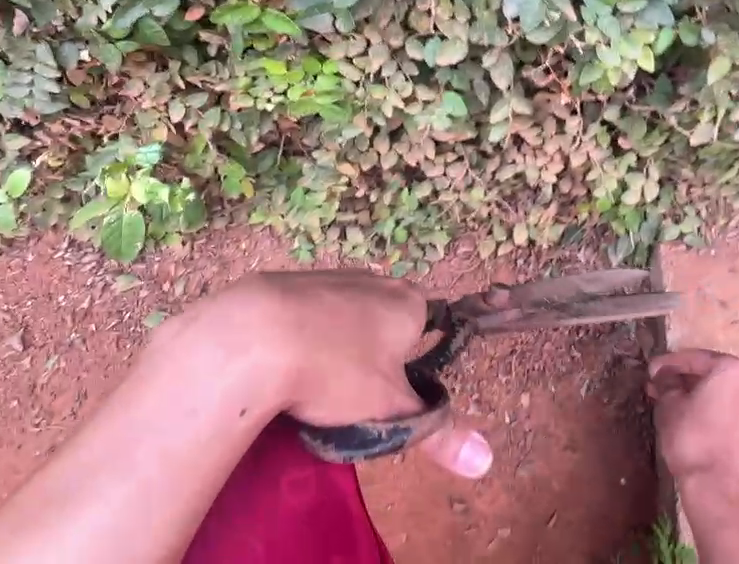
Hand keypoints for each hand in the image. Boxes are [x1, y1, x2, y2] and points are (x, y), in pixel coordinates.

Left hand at [167, 271, 492, 477]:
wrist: (253, 335)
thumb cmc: (336, 370)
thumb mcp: (391, 409)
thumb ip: (437, 432)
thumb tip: (485, 463)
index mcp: (409, 302)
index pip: (426, 330)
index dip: (408, 365)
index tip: (384, 393)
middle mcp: (377, 280)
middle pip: (384, 323)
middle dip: (372, 356)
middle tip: (348, 394)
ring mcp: (332, 276)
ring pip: (343, 317)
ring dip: (334, 345)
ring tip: (310, 384)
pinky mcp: (290, 281)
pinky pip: (305, 313)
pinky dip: (299, 335)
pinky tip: (281, 363)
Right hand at [648, 349, 738, 492]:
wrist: (716, 489)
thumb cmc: (691, 437)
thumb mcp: (669, 405)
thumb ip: (666, 383)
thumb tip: (665, 376)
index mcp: (730, 370)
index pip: (693, 358)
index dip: (668, 363)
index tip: (650, 370)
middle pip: (707, 375)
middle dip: (680, 379)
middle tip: (656, 385)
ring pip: (715, 395)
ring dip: (691, 396)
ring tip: (666, 403)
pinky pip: (723, 414)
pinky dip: (705, 412)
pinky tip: (686, 420)